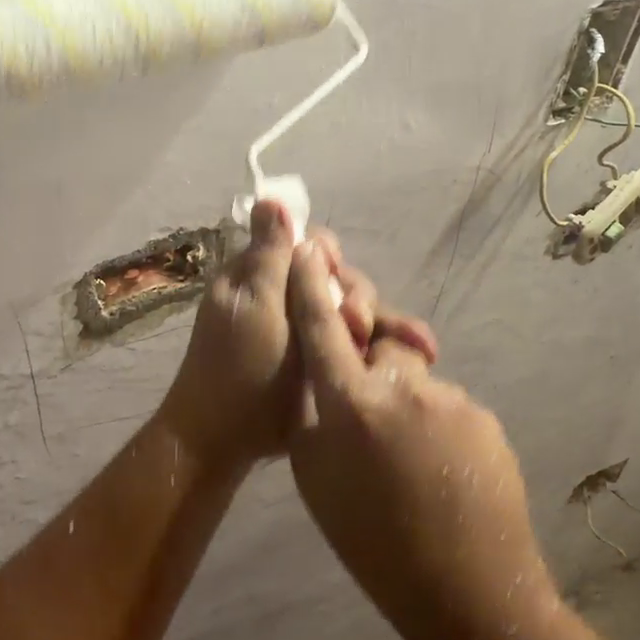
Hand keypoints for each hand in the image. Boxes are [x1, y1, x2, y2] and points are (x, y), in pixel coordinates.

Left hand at [157, 204, 438, 470]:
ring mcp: (300, 334)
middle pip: (334, 281)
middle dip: (355, 298)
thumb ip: (269, 254)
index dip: (328, 261)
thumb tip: (270, 197)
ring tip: (410, 347)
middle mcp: (281, 299)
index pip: (306, 247)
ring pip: (348, 313)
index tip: (336, 281)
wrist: (225, 442)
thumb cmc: (239, 367)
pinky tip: (414, 356)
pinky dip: (379, 346)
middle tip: (357, 326)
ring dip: (378, 322)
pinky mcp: (317, 365)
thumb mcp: (256, 304)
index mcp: (258, 276)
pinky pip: (352, 343)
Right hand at [285, 243, 575, 639]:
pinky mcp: (485, 419)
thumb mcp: (312, 473)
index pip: (321, 322)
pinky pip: (443, 404)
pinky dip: (431, 424)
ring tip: (403, 456)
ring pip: (412, 376)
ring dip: (400, 398)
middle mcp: (402, 388)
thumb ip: (313, 411)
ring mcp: (452, 400)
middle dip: (367, 358)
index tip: (308, 245)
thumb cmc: (370, 538)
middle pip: (378, 342)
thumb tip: (326, 380)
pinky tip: (435, 469)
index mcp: (349, 402)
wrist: (469, 594)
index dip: (311, 281)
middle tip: (364, 408)